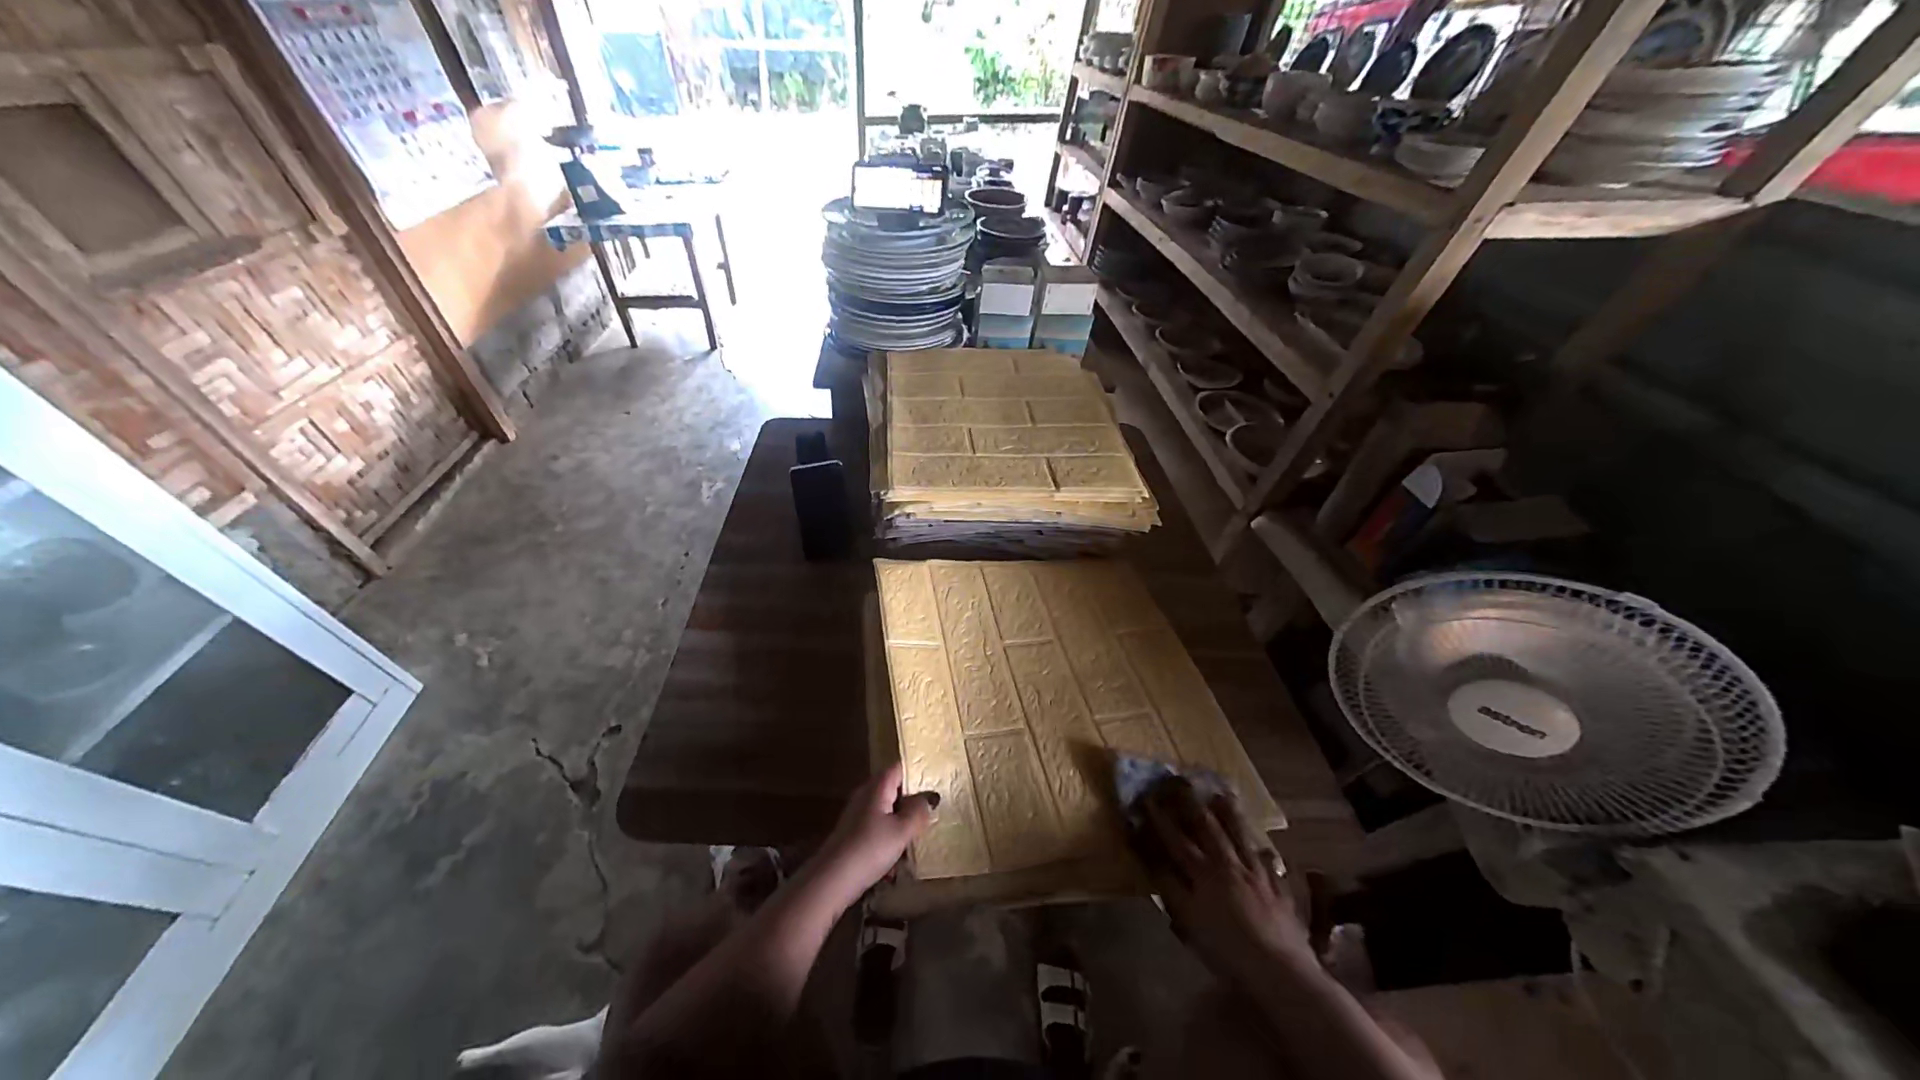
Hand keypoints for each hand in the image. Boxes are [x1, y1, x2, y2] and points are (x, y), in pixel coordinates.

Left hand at [808, 763, 936, 908]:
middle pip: (893, 789)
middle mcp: (865, 796)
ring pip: (887, 811)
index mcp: (877, 788)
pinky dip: (891, 837)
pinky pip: (879, 828)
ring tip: (920, 836)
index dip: (917, 771)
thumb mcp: (901, 830)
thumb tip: (929, 797)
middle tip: (934, 810)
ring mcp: (858, 815)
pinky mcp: (854, 834)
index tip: (937, 781)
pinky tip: (900, 858)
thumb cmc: (869, 849)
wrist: (831, 880)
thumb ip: (918, 811)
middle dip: (913, 799)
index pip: (899, 768)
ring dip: (903, 821)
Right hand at [1138, 777, 1314, 982]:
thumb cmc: (1226, 949)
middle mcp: (1230, 866)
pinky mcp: (1280, 890)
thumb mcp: (1189, 921)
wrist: (1280, 970)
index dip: (1161, 819)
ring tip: (1223, 796)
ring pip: (1242, 838)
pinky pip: (1271, 864)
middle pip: (1211, 829)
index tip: (1148, 798)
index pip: (1177, 840)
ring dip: (1230, 815)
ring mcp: (1258, 875)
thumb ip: (1171, 889)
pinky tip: (1266, 848)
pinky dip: (1265, 853)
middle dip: (1194, 806)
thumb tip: (1154, 860)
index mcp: (1204, 874)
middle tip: (1185, 783)